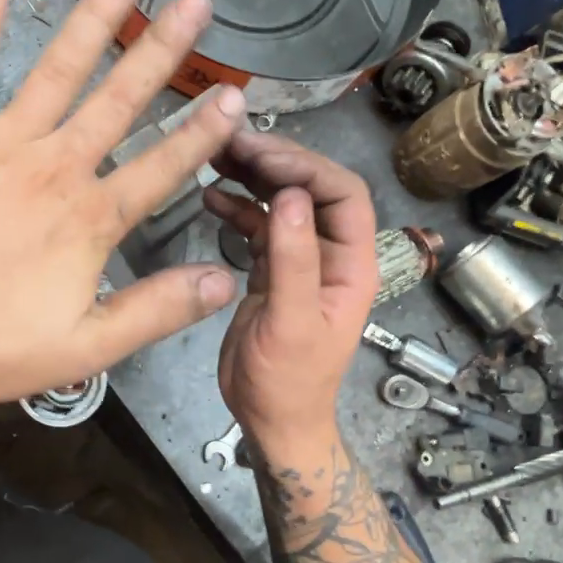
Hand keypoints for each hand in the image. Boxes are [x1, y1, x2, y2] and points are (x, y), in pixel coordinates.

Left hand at [0, 0, 244, 422]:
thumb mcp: (83, 348)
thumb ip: (155, 311)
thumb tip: (223, 284)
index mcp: (90, 220)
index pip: (162, 167)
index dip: (202, 134)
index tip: (234, 97)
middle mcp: (54, 168)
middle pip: (121, 100)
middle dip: (164, 49)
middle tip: (198, 0)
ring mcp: (0, 144)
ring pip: (59, 69)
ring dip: (98, 16)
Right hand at [207, 133, 379, 450]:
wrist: (271, 419)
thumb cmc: (290, 380)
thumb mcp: (292, 322)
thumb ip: (293, 260)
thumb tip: (292, 196)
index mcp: (351, 263)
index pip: (344, 195)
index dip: (308, 168)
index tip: (262, 158)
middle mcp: (329, 254)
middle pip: (311, 190)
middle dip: (275, 163)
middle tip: (231, 143)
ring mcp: (298, 260)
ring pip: (282, 203)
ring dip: (252, 178)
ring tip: (215, 156)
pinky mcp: (269, 272)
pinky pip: (257, 228)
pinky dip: (236, 208)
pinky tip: (210, 196)